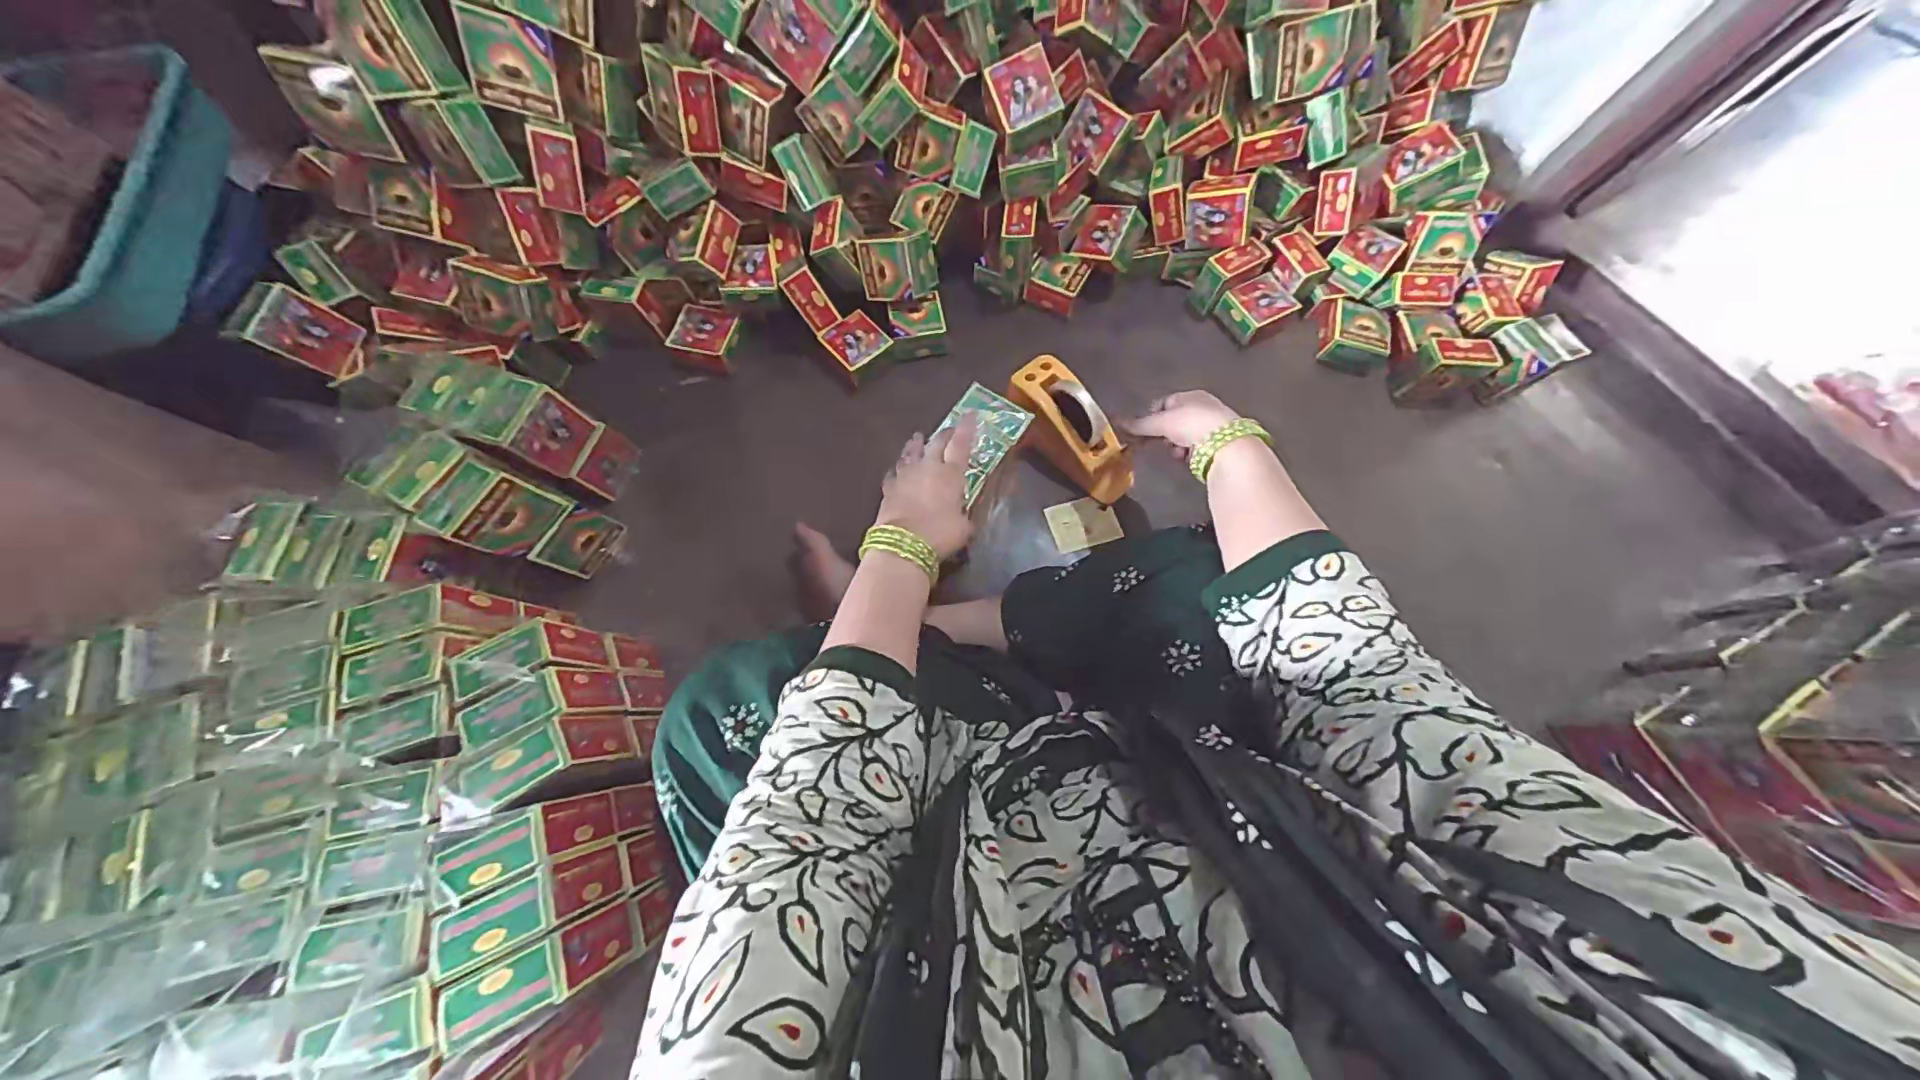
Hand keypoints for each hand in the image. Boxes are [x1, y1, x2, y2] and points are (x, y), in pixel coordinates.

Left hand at [875, 414, 975, 559]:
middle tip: (949, 430)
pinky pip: (893, 472)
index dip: (967, 428)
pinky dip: (898, 468)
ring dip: (916, 444)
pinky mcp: (888, 488)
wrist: (903, 544)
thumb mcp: (964, 527)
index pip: (961, 444)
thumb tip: (963, 515)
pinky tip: (897, 469)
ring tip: (918, 438)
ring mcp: (905, 476)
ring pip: (911, 452)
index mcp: (950, 474)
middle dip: (944, 434)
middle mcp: (927, 467)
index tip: (971, 414)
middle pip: (936, 443)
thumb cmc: (940, 534)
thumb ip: (964, 515)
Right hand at [1120, 391, 1242, 463]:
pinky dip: (1189, 453)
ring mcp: (1212, 424)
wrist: (1225, 442)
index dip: (1152, 417)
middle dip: (1164, 435)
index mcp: (1190, 395)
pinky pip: (1196, 447)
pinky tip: (1189, 458)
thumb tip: (1116, 422)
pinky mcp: (1219, 441)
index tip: (1146, 431)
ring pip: (1184, 437)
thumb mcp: (1161, 423)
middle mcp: (1202, 406)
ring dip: (1176, 446)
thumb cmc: (1190, 423)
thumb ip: (1139, 424)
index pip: (1164, 403)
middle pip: (1174, 422)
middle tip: (1160, 443)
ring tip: (1177, 453)